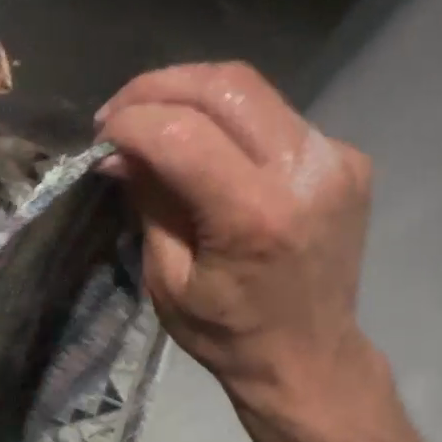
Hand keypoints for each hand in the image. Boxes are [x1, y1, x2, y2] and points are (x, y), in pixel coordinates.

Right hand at [96, 62, 379, 424]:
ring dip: (189, 95)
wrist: (307, 353)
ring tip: (147, 120)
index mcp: (255, 216)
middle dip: (158, 88)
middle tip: (115, 115)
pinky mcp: (344, 157)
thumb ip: (150, 205)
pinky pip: (273, 117)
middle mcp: (305, 174)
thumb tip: (119, 154)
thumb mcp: (165, 277)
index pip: (184, 134)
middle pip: (227, 88)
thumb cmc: (224, 330)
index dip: (132, 122)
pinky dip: (223, 119)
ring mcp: (334, 159)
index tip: (98, 137)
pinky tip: (197, 145)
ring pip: (253, 90)